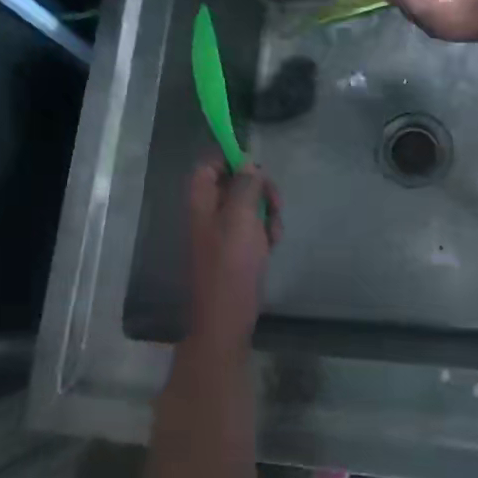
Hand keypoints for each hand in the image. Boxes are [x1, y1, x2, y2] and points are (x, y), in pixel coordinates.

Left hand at [188, 158, 282, 344]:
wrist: (226, 316)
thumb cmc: (231, 264)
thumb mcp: (242, 218)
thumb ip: (245, 186)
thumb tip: (248, 165)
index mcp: (202, 202)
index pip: (209, 166)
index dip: (231, 161)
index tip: (257, 169)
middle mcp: (209, 213)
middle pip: (234, 184)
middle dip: (258, 190)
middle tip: (275, 203)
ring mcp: (222, 232)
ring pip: (248, 206)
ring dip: (266, 213)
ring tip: (274, 233)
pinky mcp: (235, 250)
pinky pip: (252, 229)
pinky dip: (264, 232)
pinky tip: (272, 245)